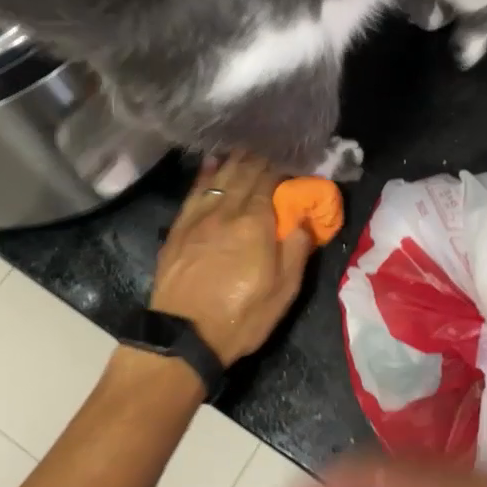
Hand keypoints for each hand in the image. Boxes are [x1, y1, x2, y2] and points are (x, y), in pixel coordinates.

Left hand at [151, 152, 315, 363]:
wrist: (182, 338)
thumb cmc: (241, 317)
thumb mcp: (284, 291)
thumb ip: (297, 249)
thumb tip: (307, 218)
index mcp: (255, 222)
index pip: (271, 180)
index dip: (283, 167)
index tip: (294, 162)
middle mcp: (226, 210)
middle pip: (245, 173)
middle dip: (261, 158)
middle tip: (273, 149)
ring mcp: (199, 217)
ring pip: (220, 177)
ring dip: (235, 160)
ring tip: (247, 148)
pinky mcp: (179, 228)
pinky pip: (195, 191)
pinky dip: (206, 173)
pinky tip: (212, 163)